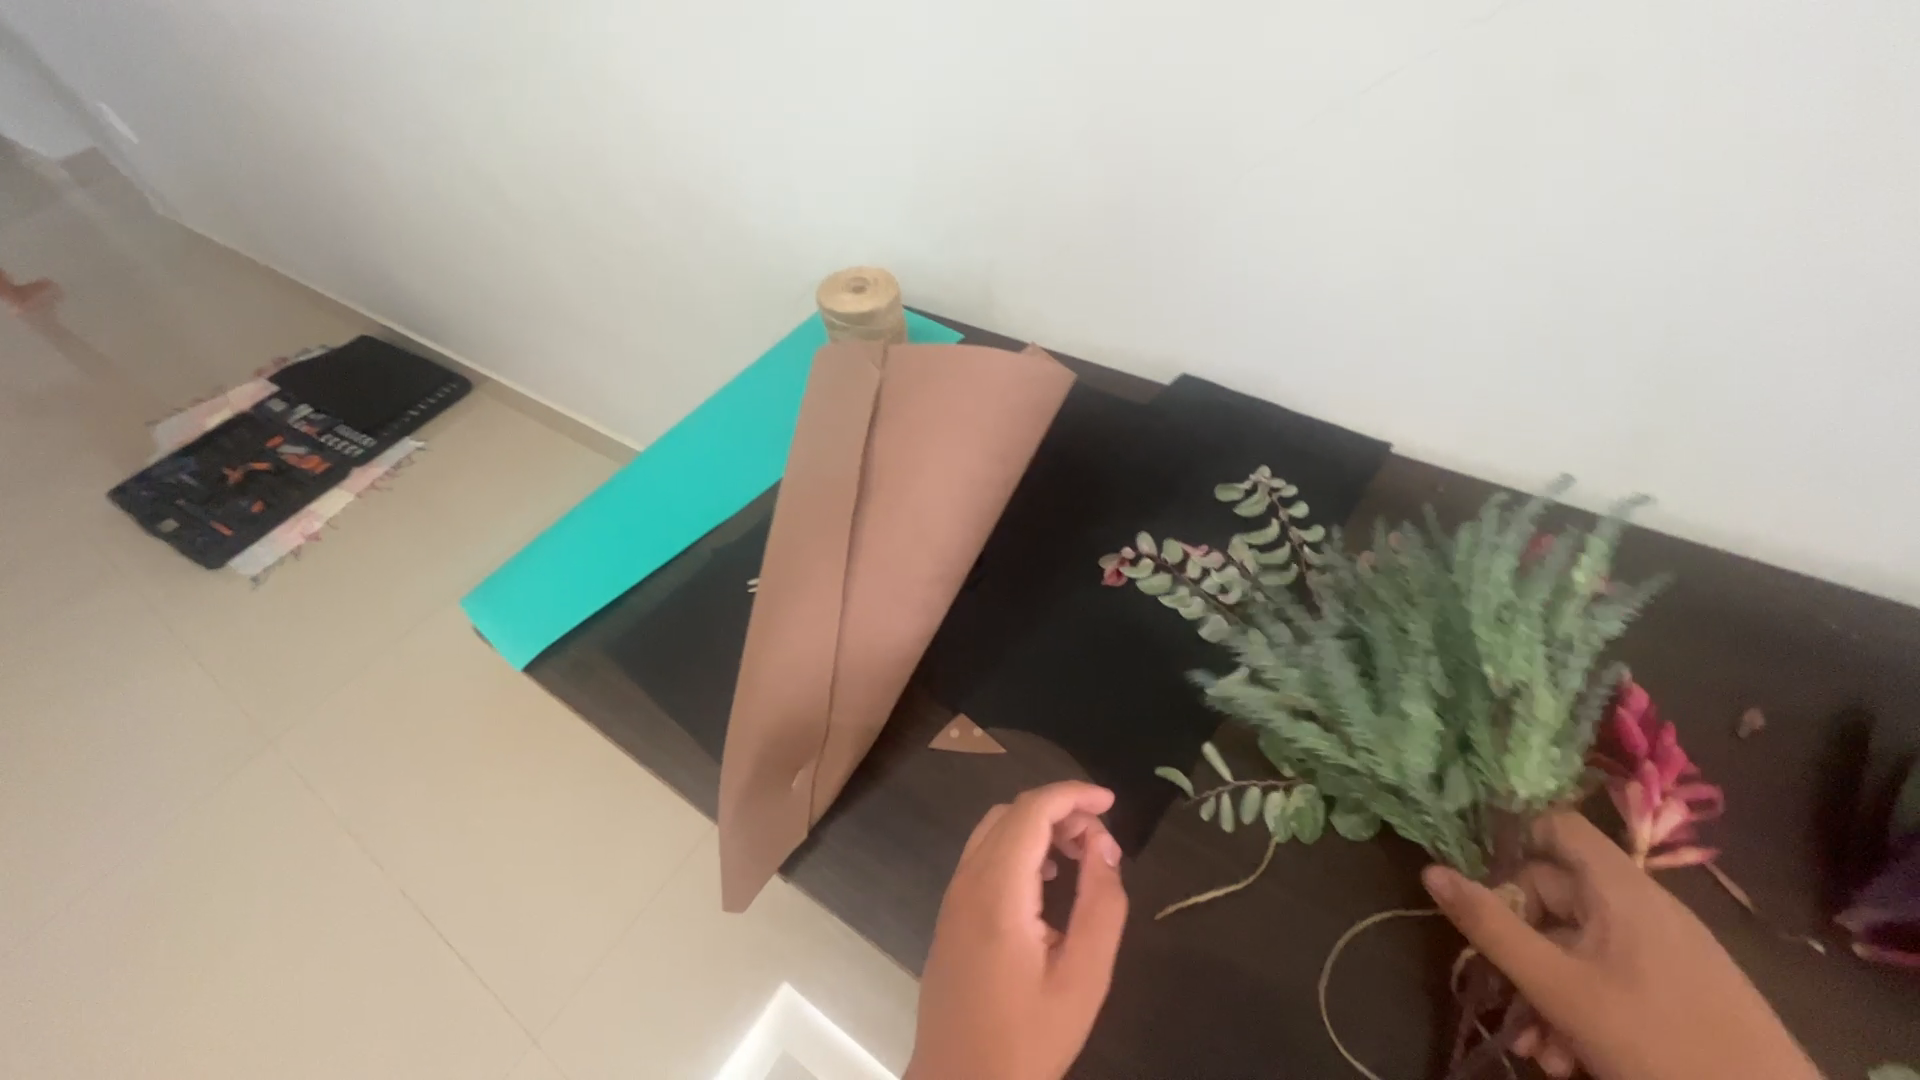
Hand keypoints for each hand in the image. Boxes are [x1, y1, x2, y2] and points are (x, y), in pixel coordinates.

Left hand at [906, 781, 1128, 1079]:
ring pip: (994, 830)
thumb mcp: (1083, 978)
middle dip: (1060, 810)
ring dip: (1038, 827)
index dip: (1073, 795)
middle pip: (1012, 813)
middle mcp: (967, 881)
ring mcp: (953, 896)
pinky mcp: (950, 913)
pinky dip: (1018, 847)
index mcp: (997, 891)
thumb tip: (1105, 846)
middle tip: (1102, 842)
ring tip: (1080, 857)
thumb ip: (1102, 905)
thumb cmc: (1026, 1038)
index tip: (1112, 802)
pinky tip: (1046, 881)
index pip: (1032, 811)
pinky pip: (984, 855)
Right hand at [1422, 811, 1820, 1079]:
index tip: (1474, 879)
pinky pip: (1609, 976)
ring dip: (1542, 988)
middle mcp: (1642, 906)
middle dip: (1517, 943)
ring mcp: (1665, 948)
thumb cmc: (1659, 1044)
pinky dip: (1579, 1006)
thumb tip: (1431, 871)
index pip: (1556, 825)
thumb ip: (1490, 928)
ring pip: (1577, 945)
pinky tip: (1567, 1056)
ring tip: (1535, 1047)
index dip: (1511, 838)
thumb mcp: (1557, 988)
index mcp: (1619, 890)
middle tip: (1495, 989)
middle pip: (1555, 894)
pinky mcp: (1679, 988)